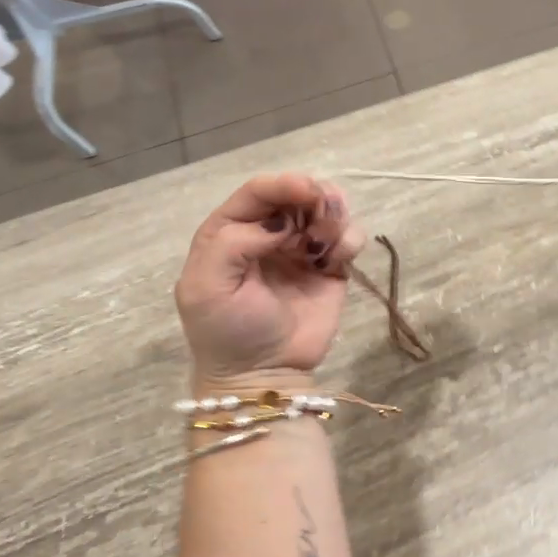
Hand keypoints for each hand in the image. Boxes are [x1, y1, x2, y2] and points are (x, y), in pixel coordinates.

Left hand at [173, 174, 365, 381]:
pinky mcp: (333, 266)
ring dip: (335, 218)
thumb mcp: (207, 287)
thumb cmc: (228, 330)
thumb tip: (281, 224)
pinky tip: (337, 261)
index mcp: (231, 232)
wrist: (265, 372)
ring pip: (330, 210)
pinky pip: (350, 237)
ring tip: (326, 248)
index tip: (309, 191)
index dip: (284, 184)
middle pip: (299, 194)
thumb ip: (233, 243)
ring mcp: (303, 248)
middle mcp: (269, 234)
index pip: (259, 192)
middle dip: (316, 198)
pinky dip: (351, 240)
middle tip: (324, 218)